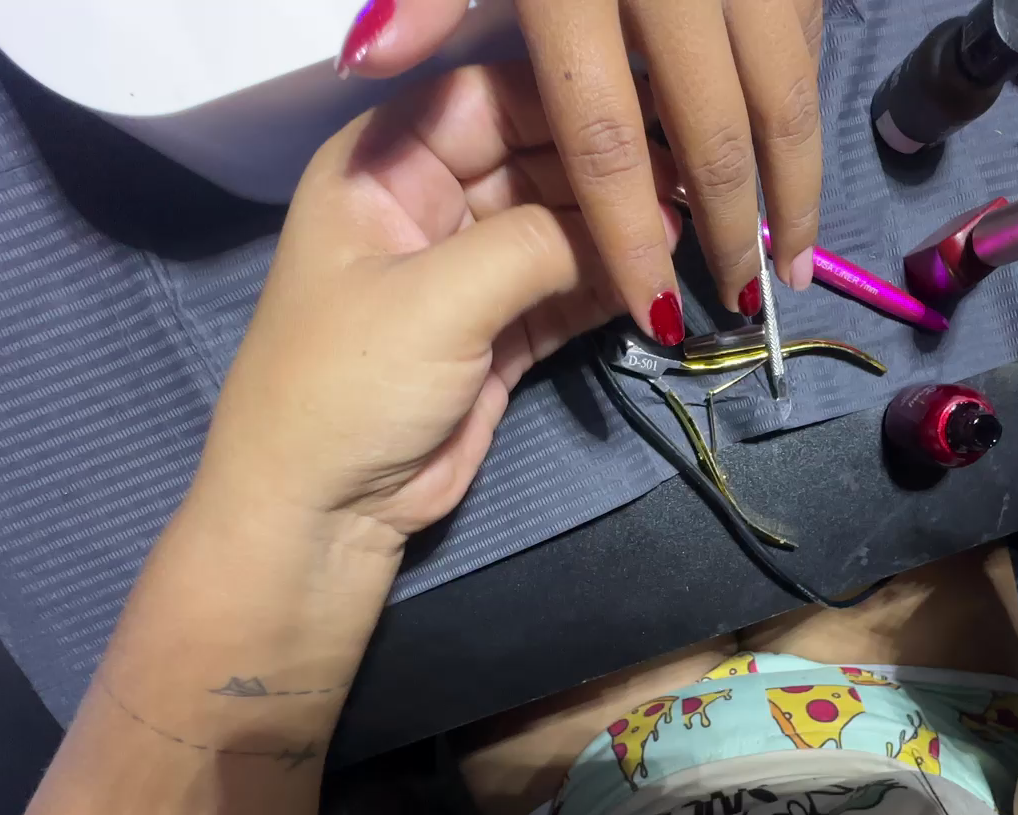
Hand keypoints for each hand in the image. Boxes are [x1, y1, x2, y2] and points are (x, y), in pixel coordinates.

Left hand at [193, 65, 676, 551]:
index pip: (489, 102)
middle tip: (687, 191)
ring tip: (683, 238)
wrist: (329, 508)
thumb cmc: (353, 384)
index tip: (650, 117)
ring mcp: (469, 275)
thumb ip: (533, 245)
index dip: (569, 106)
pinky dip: (605, 293)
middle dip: (606, 182)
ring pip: (558, 236)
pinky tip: (652, 287)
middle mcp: (430, 208)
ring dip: (615, 240)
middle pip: (535, 170)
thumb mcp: (438, 298)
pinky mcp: (500, 334)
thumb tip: (636, 218)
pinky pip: (564, 296)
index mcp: (385, 166)